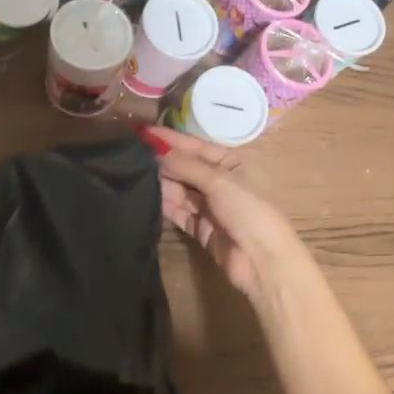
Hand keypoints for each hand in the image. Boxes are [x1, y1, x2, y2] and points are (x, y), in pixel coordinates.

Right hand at [139, 125, 312, 302]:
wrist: (262, 260)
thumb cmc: (248, 210)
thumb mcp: (219, 181)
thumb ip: (186, 165)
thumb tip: (157, 150)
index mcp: (233, 163)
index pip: (197, 147)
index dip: (171, 140)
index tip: (143, 132)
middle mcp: (221, 182)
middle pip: (187, 168)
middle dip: (163, 161)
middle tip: (131, 153)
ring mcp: (211, 206)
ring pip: (181, 190)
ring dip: (161, 182)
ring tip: (132, 172)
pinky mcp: (201, 228)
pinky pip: (179, 211)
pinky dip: (164, 204)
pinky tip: (144, 195)